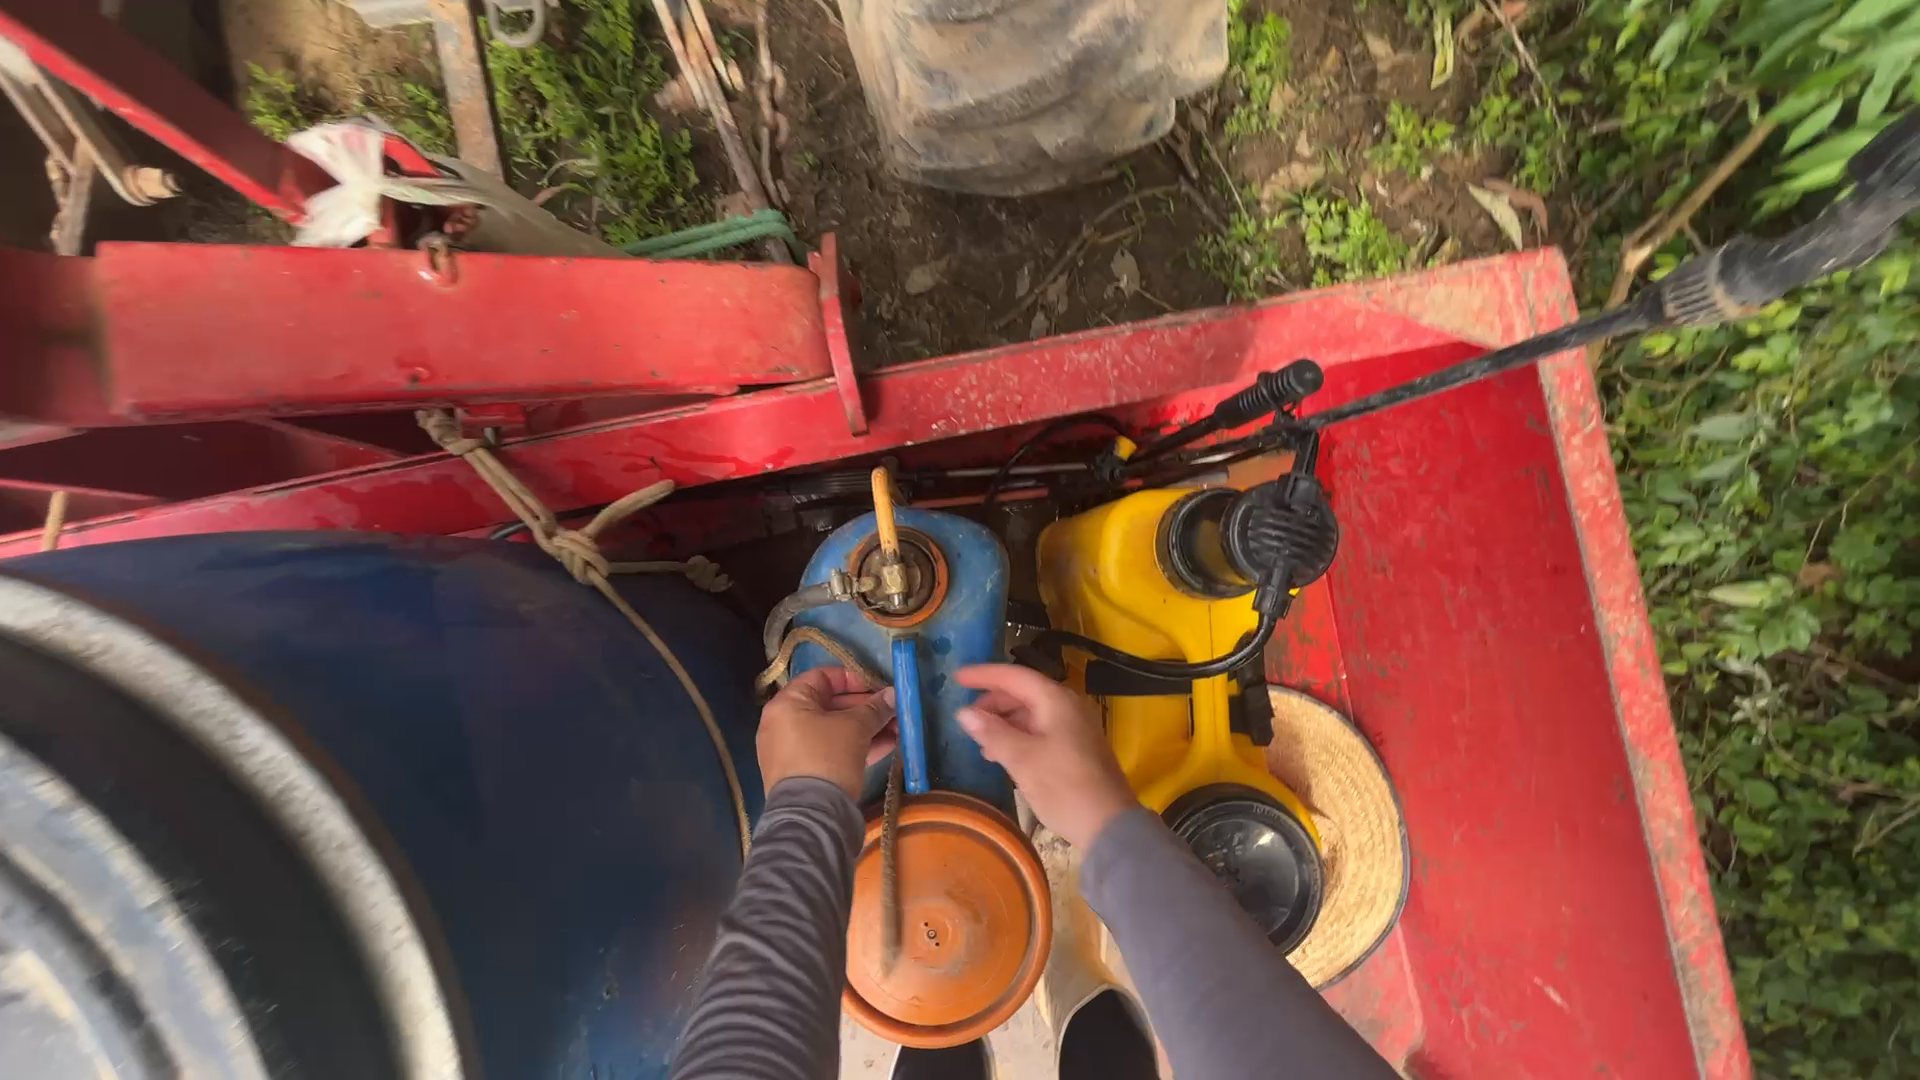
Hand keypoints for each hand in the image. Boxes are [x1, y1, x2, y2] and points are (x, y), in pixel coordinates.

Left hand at [758, 667, 897, 798]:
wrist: (811, 815)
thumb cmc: (828, 756)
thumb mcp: (855, 727)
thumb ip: (875, 708)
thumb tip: (893, 696)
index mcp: (788, 703)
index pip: (821, 677)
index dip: (852, 678)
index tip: (877, 687)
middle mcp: (784, 723)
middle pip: (830, 705)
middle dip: (866, 707)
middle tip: (893, 710)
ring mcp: (792, 750)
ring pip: (834, 730)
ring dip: (867, 728)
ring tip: (897, 730)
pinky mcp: (804, 772)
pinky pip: (831, 750)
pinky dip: (856, 746)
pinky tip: (887, 746)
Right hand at [955, 664, 1135, 848]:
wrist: (1110, 825)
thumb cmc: (1064, 786)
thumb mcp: (1022, 759)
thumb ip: (992, 732)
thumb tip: (964, 713)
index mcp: (1056, 700)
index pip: (1014, 676)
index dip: (984, 675)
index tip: (957, 677)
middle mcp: (1067, 706)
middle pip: (1023, 692)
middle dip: (993, 703)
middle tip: (968, 720)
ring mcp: (1074, 726)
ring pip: (1031, 713)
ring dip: (1004, 723)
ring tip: (982, 743)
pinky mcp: (1076, 747)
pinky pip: (1040, 730)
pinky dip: (1019, 736)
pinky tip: (1003, 755)